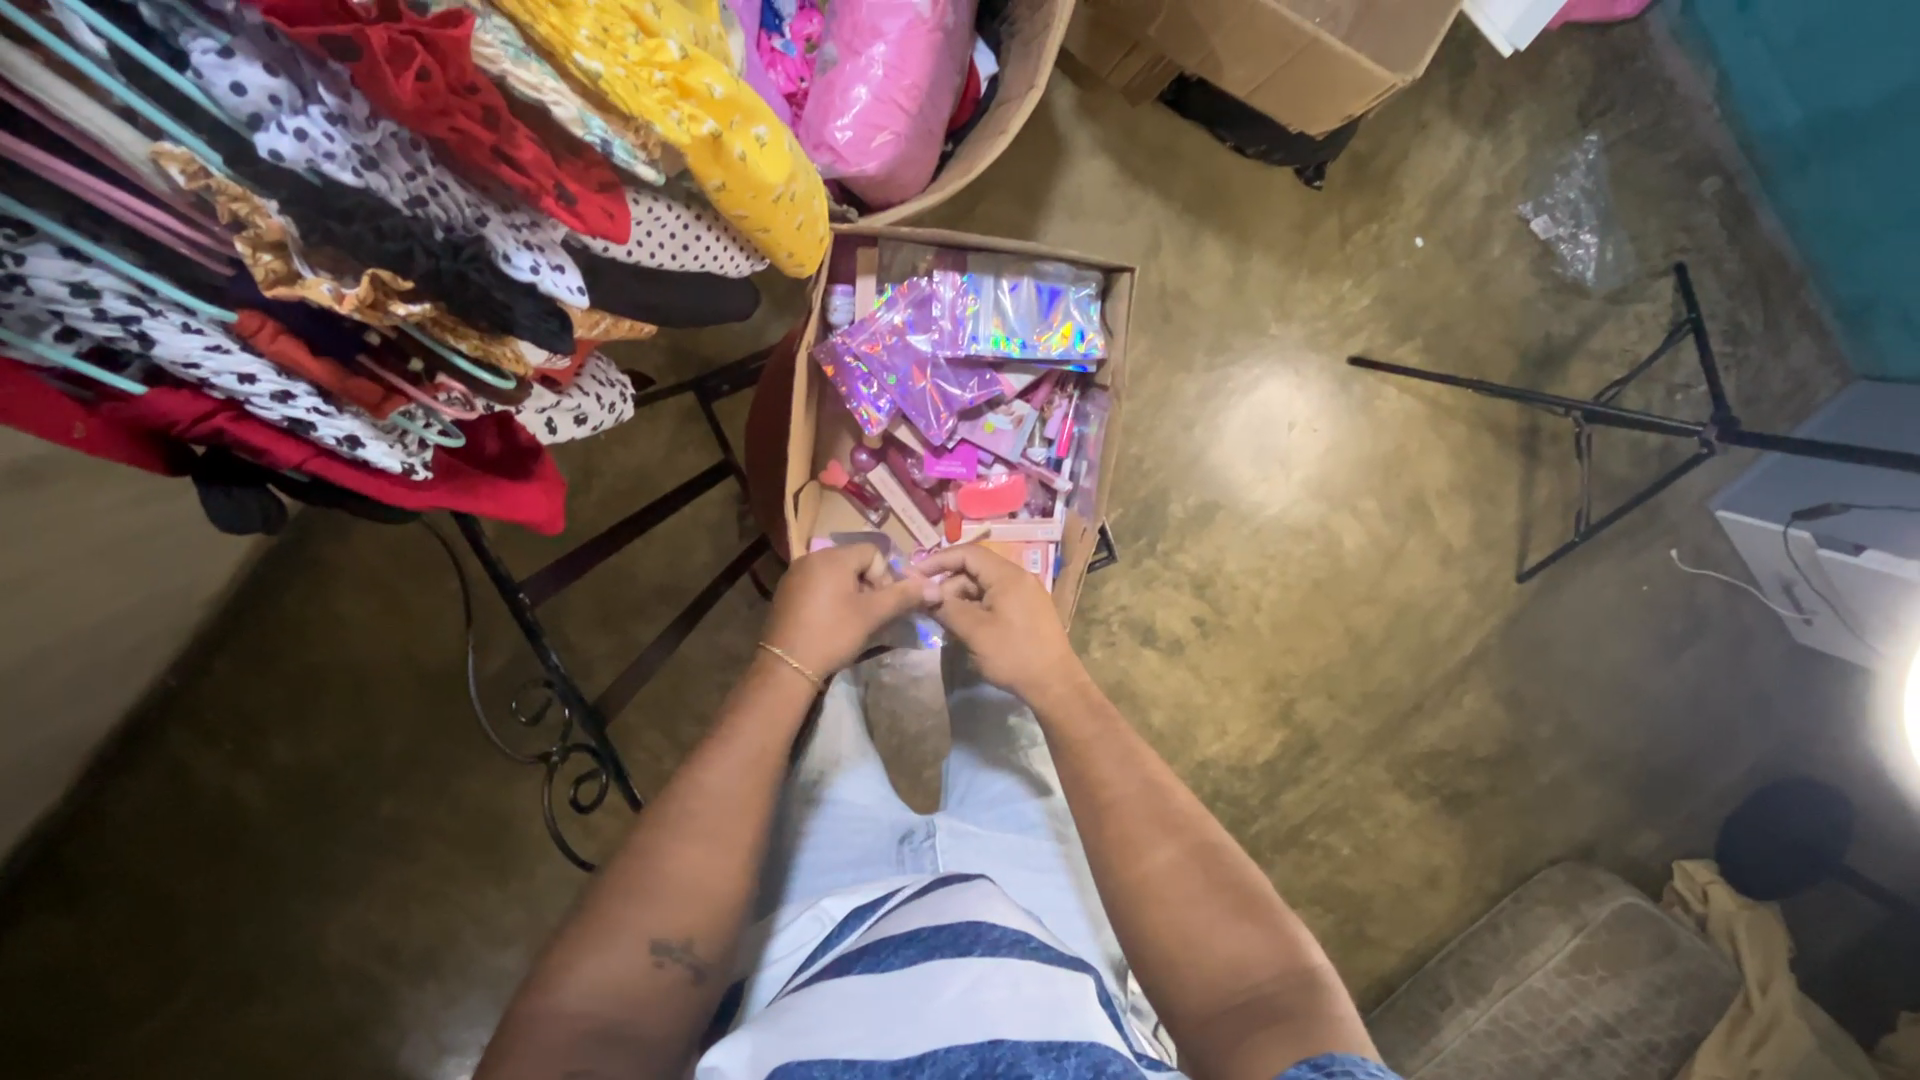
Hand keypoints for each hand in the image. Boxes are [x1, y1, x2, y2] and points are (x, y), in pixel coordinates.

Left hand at [760, 543, 938, 678]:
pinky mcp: (786, 591)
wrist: (786, 665)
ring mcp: (795, 574)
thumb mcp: (872, 615)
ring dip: (850, 592)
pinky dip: (830, 597)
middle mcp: (811, 557)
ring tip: (852, 619)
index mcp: (833, 557)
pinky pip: (817, 584)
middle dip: (868, 584)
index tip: (881, 604)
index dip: (884, 576)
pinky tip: (830, 622)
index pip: (873, 552)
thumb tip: (936, 589)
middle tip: (869, 613)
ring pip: (835, 574)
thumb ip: (904, 596)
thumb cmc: (833, 634)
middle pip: (853, 561)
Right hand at [916, 545, 1085, 701]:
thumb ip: (947, 608)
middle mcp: (1019, 578)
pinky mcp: (1027, 610)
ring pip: (984, 586)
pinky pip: (996, 599)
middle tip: (929, 608)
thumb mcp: (975, 632)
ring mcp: (1025, 594)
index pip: (968, 553)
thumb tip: (925, 593)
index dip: (939, 560)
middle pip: (975, 570)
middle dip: (949, 585)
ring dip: (961, 599)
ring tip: (944, 621)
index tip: (915, 574)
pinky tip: (964, 626)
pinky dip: (976, 608)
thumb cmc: (1013, 656)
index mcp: (1008, 575)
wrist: (1055, 685)